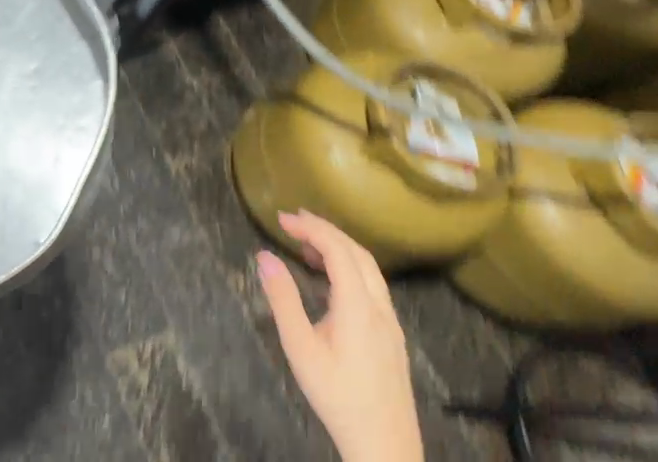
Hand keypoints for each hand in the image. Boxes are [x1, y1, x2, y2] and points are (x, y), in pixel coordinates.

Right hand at [255, 211, 422, 461]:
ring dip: (340, 248)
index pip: (338, 251)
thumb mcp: (299, 347)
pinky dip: (350, 267)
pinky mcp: (392, 336)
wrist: (384, 443)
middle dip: (327, 230)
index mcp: (359, 306)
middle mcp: (380, 308)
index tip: (282, 218)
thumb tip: (265, 256)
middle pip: (359, 254)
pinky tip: (330, 279)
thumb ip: (283, 299)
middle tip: (294, 219)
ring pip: (370, 270)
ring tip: (307, 243)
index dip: (311, 229)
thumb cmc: (336, 393)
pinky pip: (373, 286)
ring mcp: (391, 323)